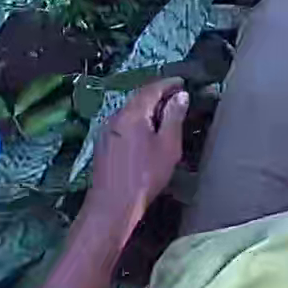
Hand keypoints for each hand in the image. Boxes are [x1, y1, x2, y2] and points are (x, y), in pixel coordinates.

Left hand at [82, 77, 186, 241]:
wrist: (112, 205)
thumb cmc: (145, 174)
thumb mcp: (168, 144)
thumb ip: (174, 117)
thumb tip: (180, 95)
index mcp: (132, 114)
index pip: (151, 89)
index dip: (168, 83)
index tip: (182, 81)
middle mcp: (115, 117)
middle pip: (138, 98)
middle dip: (158, 94)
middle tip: (178, 95)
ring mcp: (106, 131)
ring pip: (130, 111)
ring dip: (149, 107)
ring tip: (167, 112)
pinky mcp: (104, 145)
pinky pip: (124, 122)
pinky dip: (140, 119)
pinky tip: (149, 130)